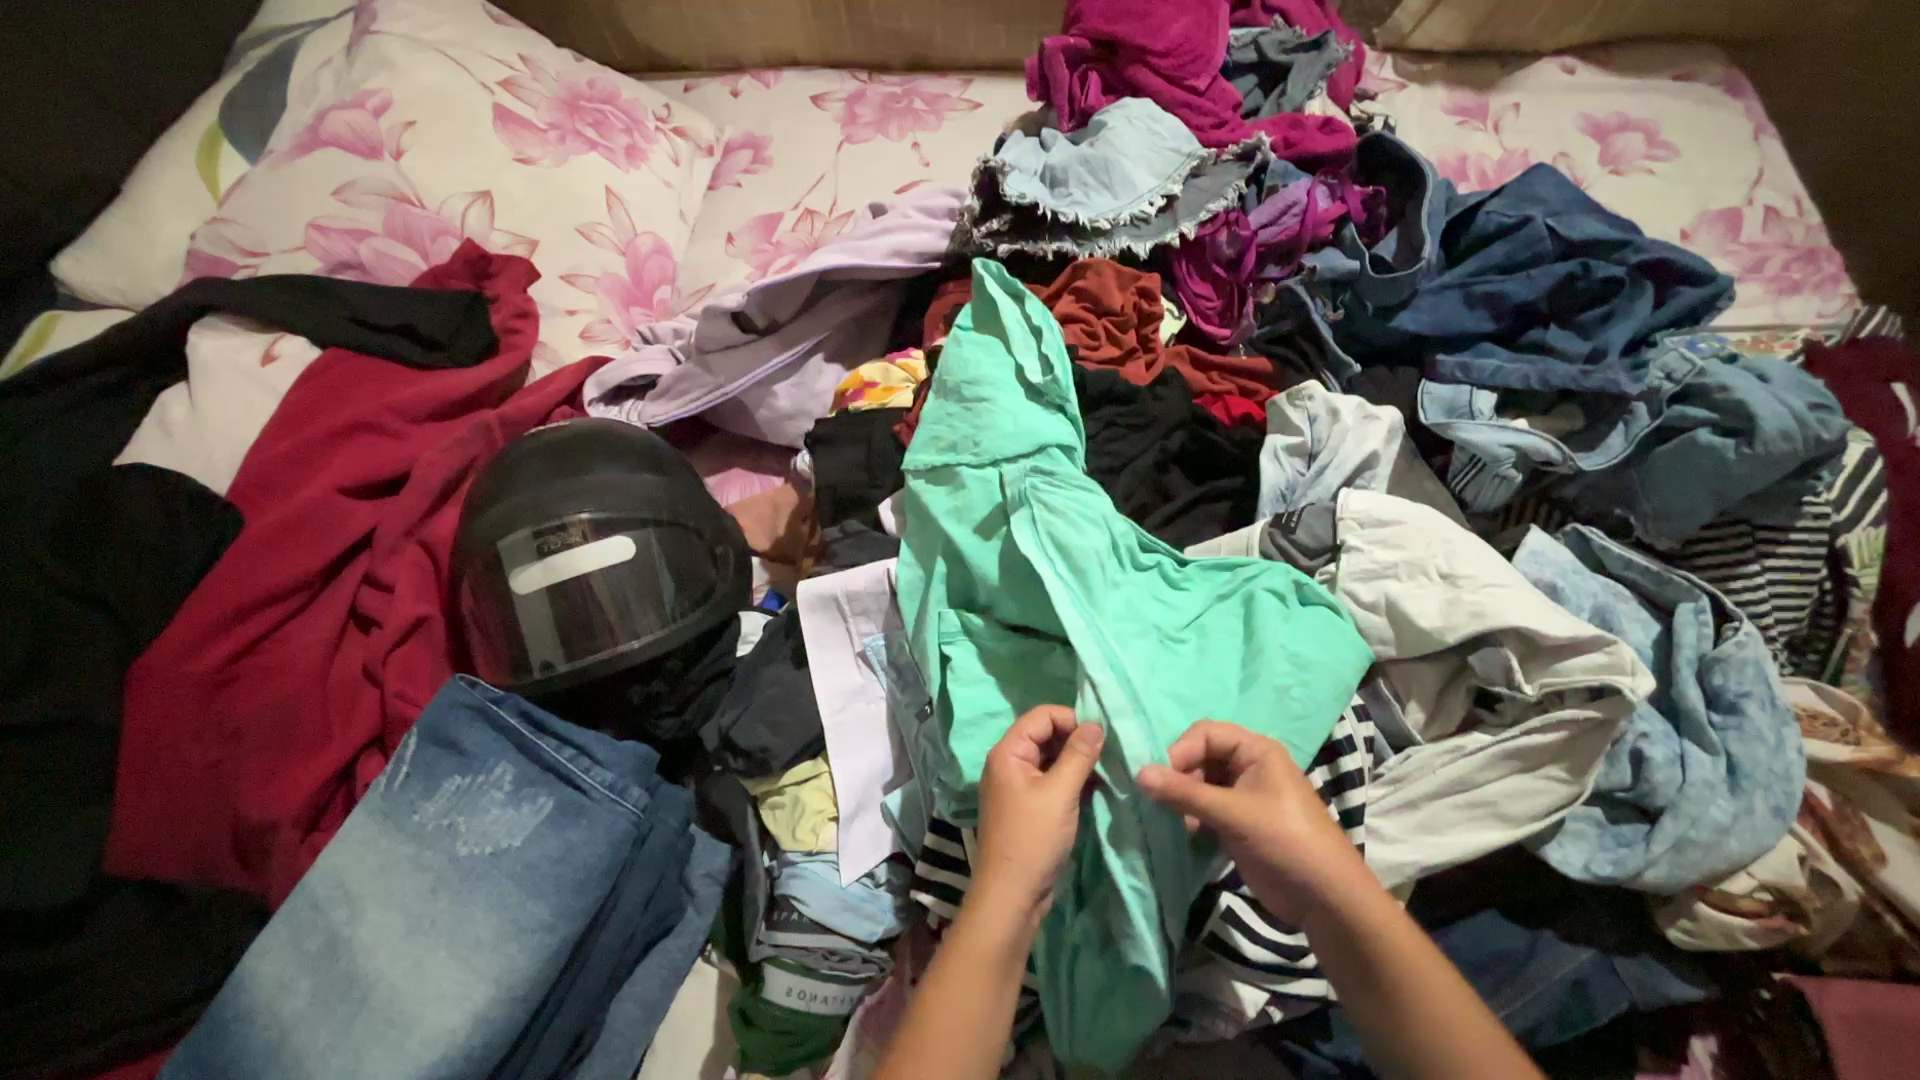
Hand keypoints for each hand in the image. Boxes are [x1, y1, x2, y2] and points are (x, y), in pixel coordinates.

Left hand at [973, 706, 1104, 921]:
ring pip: (1051, 759)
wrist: (1012, 895)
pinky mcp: (1028, 806)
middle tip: (1108, 755)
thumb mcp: (1060, 793)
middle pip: (1046, 735)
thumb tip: (1096, 724)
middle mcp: (1009, 763)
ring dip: (1078, 763)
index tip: (1102, 737)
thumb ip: (1079, 755)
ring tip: (1106, 772)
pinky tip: (1095, 790)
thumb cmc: (1033, 839)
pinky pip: (1052, 781)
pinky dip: (1072, 781)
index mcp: (1008, 752)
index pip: (1042, 716)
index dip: (1072, 719)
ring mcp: (1018, 786)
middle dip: (1077, 741)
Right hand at [1137, 720, 1368, 925]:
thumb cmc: (1285, 841)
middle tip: (1160, 802)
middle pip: (1199, 757)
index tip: (1160, 779)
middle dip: (1178, 777)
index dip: (1180, 751)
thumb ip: (1185, 793)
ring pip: (1199, 784)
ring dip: (1182, 800)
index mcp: (1256, 751)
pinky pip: (1204, 808)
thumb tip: (1138, 774)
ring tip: (1170, 819)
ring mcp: (1242, 795)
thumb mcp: (1234, 814)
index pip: (1205, 734)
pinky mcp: (1237, 822)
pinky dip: (1191, 817)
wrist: (1325, 898)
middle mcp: (1248, 766)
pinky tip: (1185, 834)